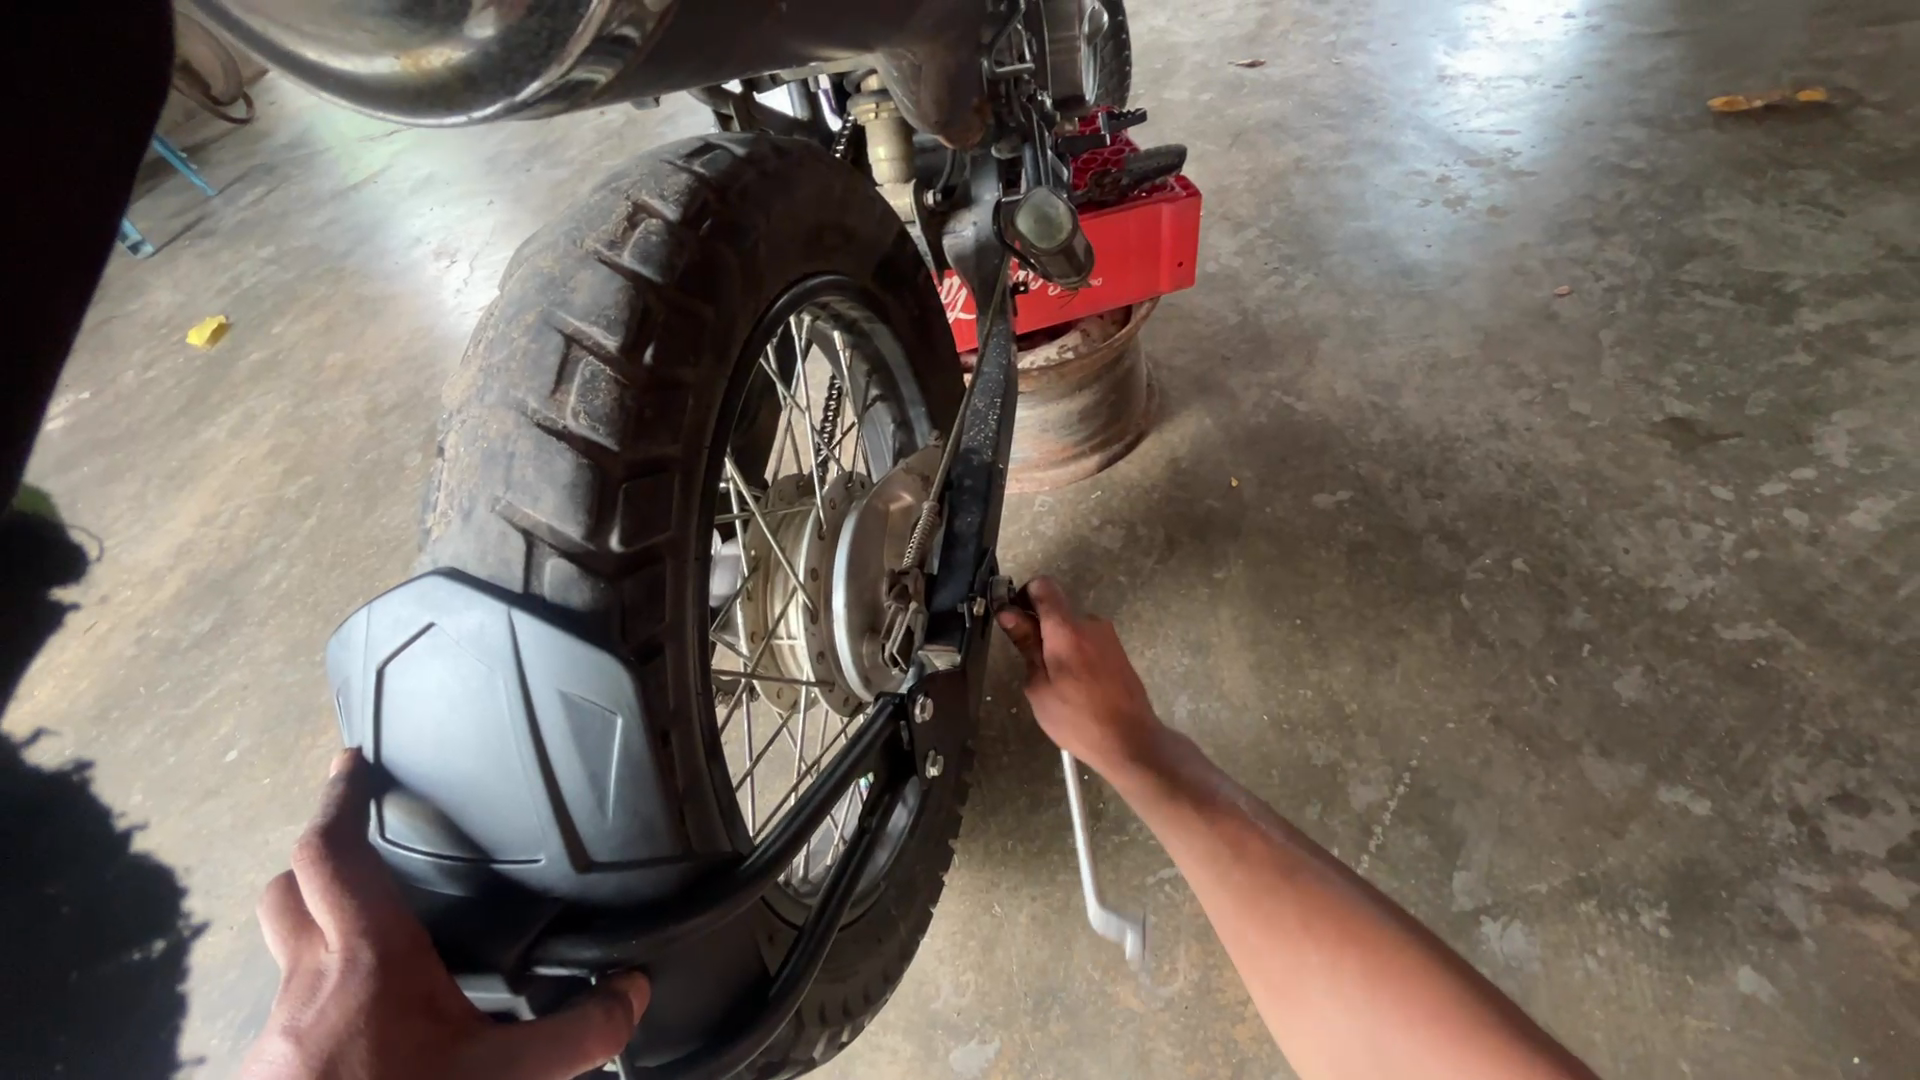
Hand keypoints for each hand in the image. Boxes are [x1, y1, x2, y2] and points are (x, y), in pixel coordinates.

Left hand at [240, 751, 650, 1079]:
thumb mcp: (503, 1078)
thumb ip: (579, 1032)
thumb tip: (635, 989)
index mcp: (366, 960)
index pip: (331, 856)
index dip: (338, 800)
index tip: (354, 760)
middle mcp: (310, 983)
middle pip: (288, 888)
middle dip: (321, 853)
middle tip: (374, 841)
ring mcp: (280, 1030)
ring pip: (287, 948)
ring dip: (322, 920)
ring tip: (384, 924)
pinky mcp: (272, 1067)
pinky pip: (293, 1000)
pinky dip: (326, 983)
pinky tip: (375, 1011)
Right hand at [995, 577, 1166, 780]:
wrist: (1130, 741)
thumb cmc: (1077, 718)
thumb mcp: (1039, 686)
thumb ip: (1026, 644)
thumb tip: (1008, 612)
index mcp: (1067, 628)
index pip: (1043, 586)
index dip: (1023, 595)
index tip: (1014, 619)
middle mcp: (1091, 623)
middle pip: (1057, 611)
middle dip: (1040, 630)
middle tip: (1034, 667)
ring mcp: (1108, 637)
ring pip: (1072, 629)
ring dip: (1059, 646)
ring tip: (1059, 685)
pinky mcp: (1118, 651)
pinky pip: (1088, 643)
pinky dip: (1076, 655)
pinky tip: (1078, 688)